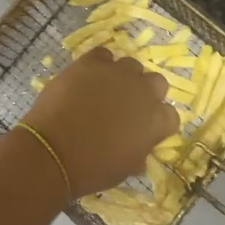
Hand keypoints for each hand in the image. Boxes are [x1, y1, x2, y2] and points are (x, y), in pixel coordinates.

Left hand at [20, 47, 180, 196]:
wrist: (53, 151)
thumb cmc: (91, 168)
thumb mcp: (124, 169)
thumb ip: (139, 153)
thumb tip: (141, 152)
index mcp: (155, 121)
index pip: (171, 115)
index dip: (158, 122)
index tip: (144, 129)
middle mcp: (143, 91)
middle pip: (157, 82)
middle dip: (146, 92)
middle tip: (127, 106)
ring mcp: (118, 73)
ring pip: (131, 65)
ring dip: (123, 77)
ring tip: (105, 90)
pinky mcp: (92, 62)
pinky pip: (103, 55)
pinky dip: (99, 64)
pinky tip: (88, 77)